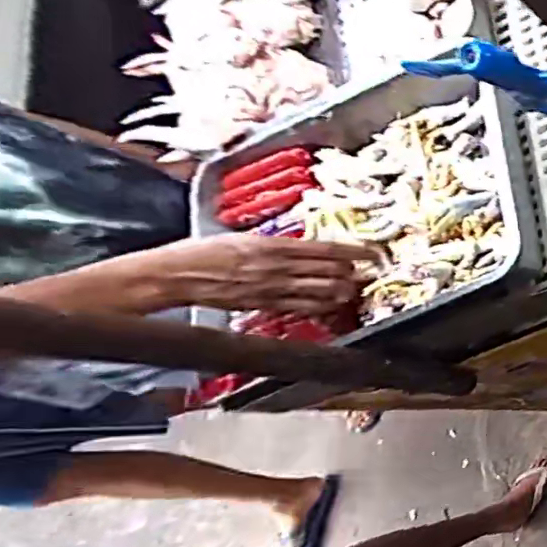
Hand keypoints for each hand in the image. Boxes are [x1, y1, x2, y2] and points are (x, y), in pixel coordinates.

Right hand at [136, 235, 381, 316]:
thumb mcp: (244, 239)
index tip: (374, 253)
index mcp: (273, 245)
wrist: (173, 276)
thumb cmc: (204, 253)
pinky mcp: (267, 305)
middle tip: (364, 273)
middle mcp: (278, 267)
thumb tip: (307, 248)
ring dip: (344, 291)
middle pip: (332, 271)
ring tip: (351, 288)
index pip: (326, 248)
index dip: (354, 252)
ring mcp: (274, 288)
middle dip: (353, 273)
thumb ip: (278, 245)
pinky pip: (306, 308)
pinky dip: (324, 306)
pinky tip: (332, 304)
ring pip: (325, 291)